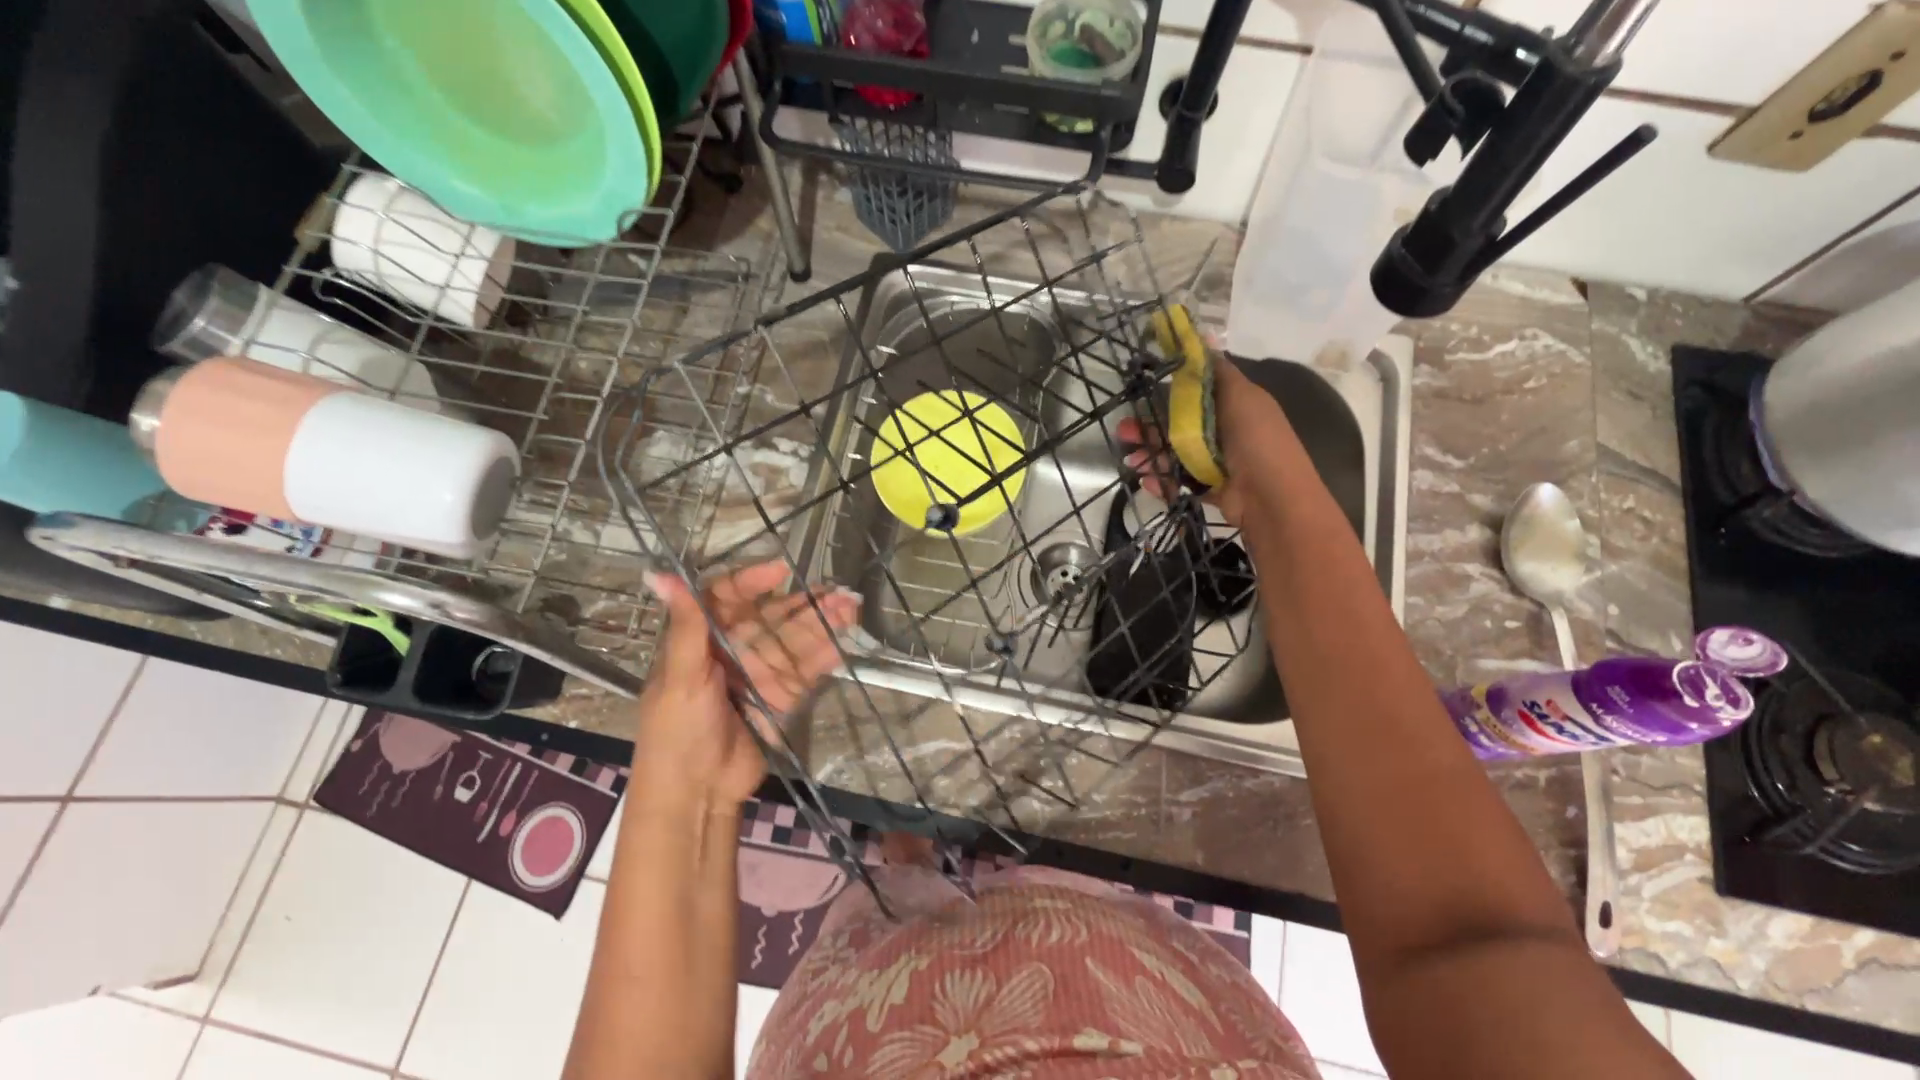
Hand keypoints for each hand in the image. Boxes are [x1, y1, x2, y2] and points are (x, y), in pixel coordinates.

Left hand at [632, 561, 860, 808]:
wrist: (696, 792)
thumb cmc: (677, 730)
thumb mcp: (680, 674)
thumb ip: (685, 624)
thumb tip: (657, 575)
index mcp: (700, 640)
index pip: (727, 598)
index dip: (752, 582)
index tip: (780, 570)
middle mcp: (731, 652)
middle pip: (770, 618)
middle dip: (803, 603)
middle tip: (838, 590)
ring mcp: (757, 675)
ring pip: (793, 642)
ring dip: (821, 624)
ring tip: (852, 607)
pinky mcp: (778, 699)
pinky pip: (803, 671)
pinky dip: (824, 656)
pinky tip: (844, 640)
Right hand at [1116, 358, 1292, 526]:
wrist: (1273, 497)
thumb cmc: (1256, 439)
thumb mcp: (1240, 395)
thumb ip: (1217, 371)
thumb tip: (1205, 336)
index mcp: (1235, 406)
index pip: (1196, 394)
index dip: (1168, 391)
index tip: (1140, 390)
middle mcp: (1227, 432)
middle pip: (1180, 426)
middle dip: (1150, 428)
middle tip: (1123, 430)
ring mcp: (1220, 462)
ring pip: (1178, 455)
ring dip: (1152, 456)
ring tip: (1130, 461)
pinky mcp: (1213, 489)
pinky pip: (1183, 483)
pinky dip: (1164, 482)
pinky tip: (1146, 481)